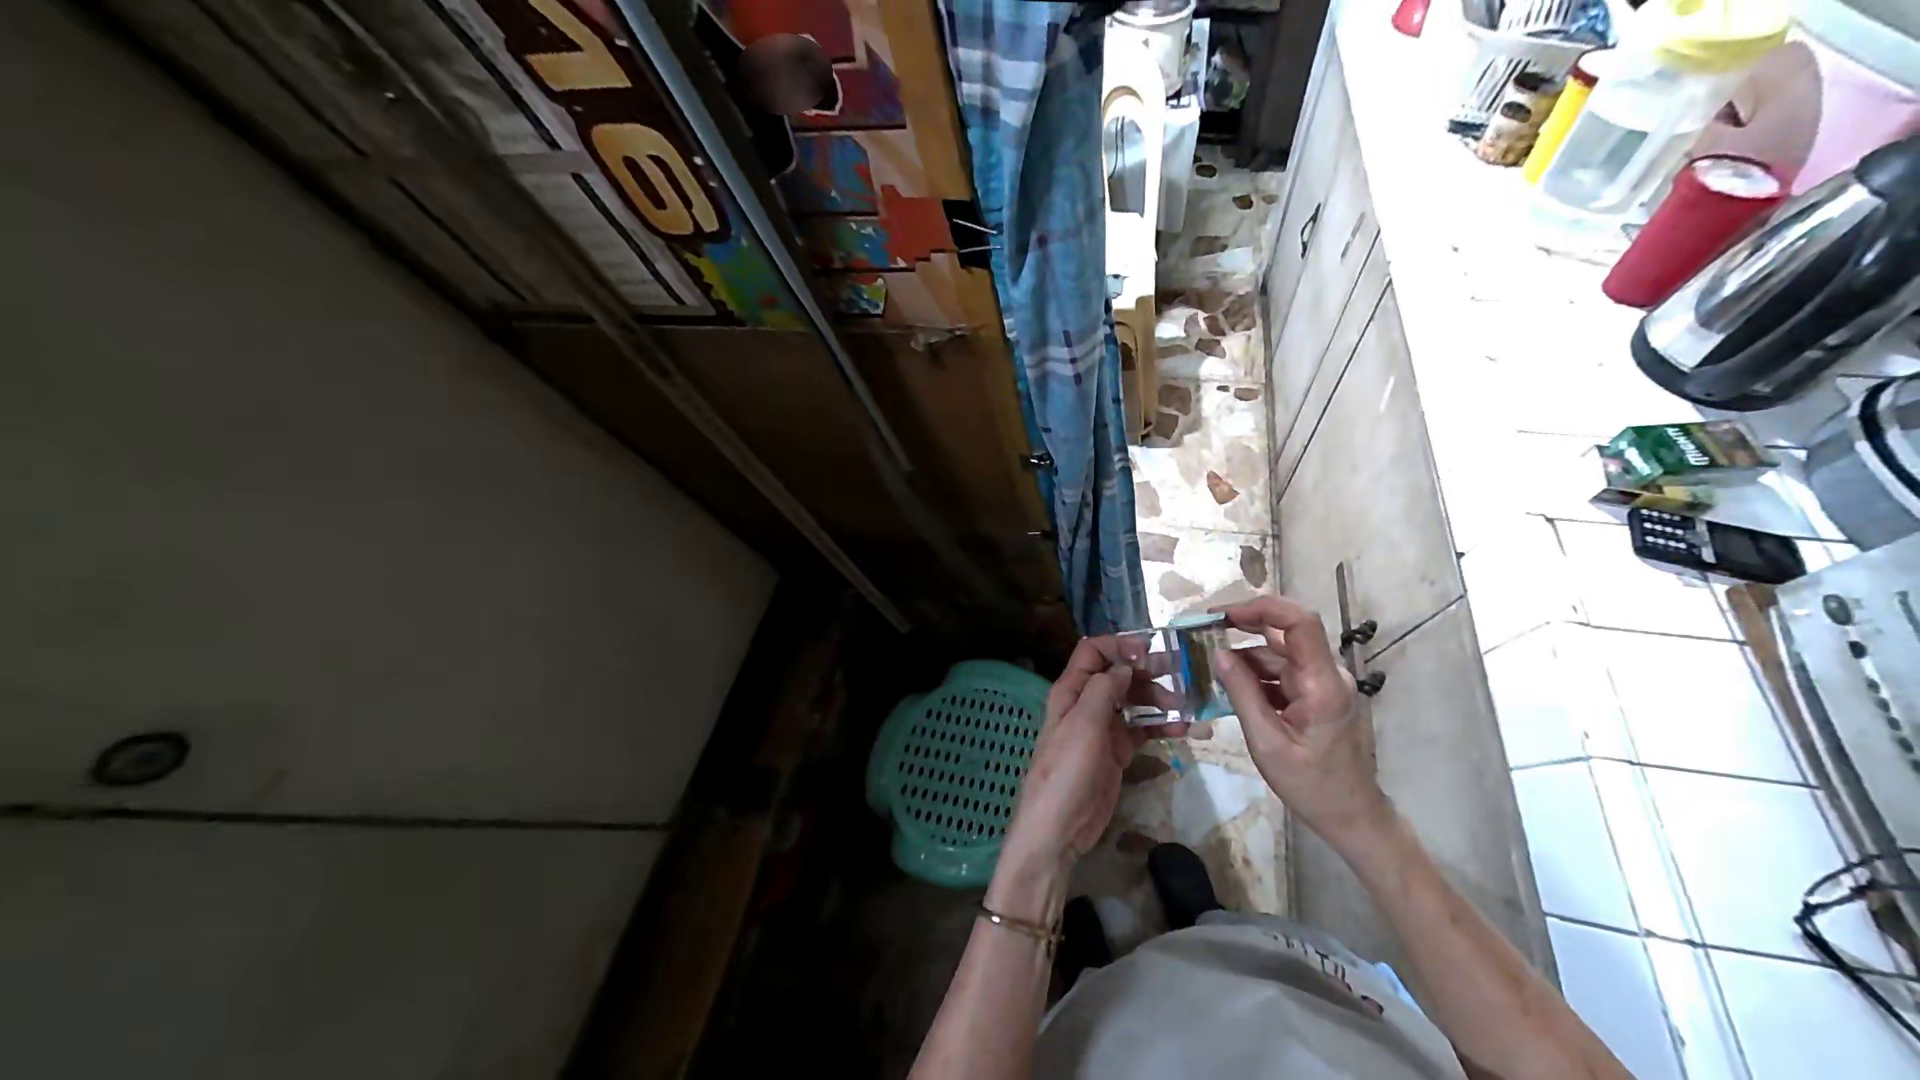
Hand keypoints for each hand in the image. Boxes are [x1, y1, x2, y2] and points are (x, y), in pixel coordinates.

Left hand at [1002, 637, 1181, 876]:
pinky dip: (1161, 726)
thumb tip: (1126, 666)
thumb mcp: (1084, 723)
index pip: (1093, 652)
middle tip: (1180, 674)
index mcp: (1071, 690)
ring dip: (1159, 699)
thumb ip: (1105, 690)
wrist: (1060, 827)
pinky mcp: (1117, 752)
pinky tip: (1184, 729)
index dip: (1119, 645)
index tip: (1150, 649)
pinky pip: (1142, 730)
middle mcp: (1086, 704)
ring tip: (1186, 705)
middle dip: (1147, 671)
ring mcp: (1103, 728)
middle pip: (1118, 675)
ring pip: (1134, 702)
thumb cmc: (1067, 769)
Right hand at [1212, 595, 1391, 850]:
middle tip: (1204, 629)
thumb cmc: (1311, 785)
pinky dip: (1255, 672)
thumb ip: (1242, 694)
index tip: (1223, 615)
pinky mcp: (1317, 694)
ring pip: (1279, 651)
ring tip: (1209, 663)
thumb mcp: (1267, 742)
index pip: (1300, 623)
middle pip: (1286, 631)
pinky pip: (1282, 670)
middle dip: (1244, 625)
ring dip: (1245, 653)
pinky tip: (1230, 684)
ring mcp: (1323, 683)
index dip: (1262, 608)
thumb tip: (1218, 654)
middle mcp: (1328, 674)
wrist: (1351, 815)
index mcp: (1322, 684)